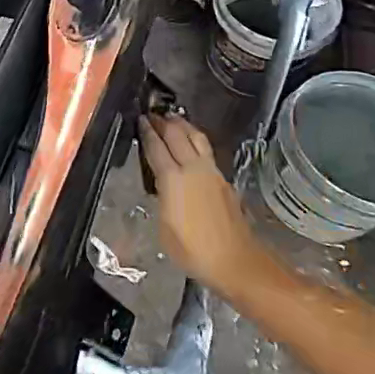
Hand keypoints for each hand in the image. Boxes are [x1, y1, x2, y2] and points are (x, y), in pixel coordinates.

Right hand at [138, 114, 263, 292]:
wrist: (234, 259)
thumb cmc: (193, 250)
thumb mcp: (165, 228)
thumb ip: (163, 199)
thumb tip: (164, 186)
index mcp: (173, 180)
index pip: (156, 148)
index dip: (147, 133)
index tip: (141, 120)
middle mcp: (193, 168)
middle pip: (177, 135)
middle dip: (163, 122)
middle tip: (153, 114)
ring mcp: (211, 171)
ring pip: (196, 137)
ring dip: (183, 126)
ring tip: (173, 119)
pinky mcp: (223, 179)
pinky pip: (206, 149)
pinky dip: (195, 139)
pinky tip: (192, 142)